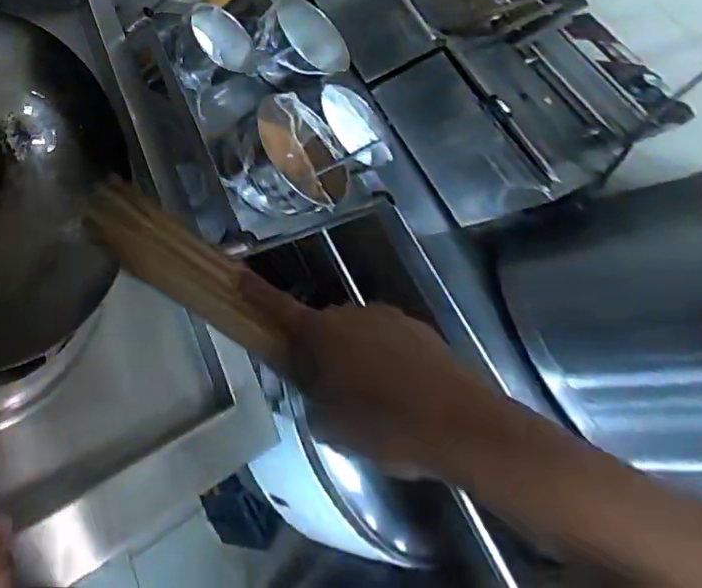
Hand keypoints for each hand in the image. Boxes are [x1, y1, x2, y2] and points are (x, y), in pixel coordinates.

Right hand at [241, 270, 519, 478]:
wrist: (466, 428)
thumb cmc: (387, 427)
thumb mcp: (333, 426)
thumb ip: (313, 402)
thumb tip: (316, 393)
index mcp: (320, 333)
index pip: (276, 307)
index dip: (254, 292)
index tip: (235, 274)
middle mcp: (349, 314)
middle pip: (323, 326)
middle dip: (322, 350)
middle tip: (331, 390)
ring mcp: (387, 318)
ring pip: (359, 334)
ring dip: (358, 357)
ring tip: (378, 402)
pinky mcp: (420, 330)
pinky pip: (391, 342)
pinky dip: (390, 362)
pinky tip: (407, 397)